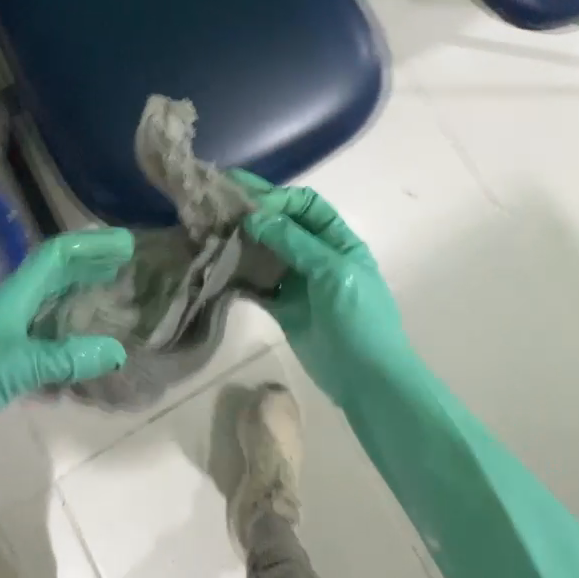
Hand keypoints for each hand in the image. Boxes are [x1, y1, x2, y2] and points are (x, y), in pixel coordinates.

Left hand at [0, 228, 132, 464]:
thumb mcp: (12, 367)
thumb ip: (62, 358)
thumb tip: (117, 350)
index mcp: (12, 298)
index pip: (55, 257)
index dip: (90, 246)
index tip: (126, 244)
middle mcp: (13, 310)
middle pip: (56, 276)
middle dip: (90, 265)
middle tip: (127, 265)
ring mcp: (10, 337)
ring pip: (53, 306)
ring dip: (82, 298)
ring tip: (114, 298)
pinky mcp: (9, 365)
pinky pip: (49, 341)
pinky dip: (72, 339)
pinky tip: (89, 351)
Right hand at [233, 172, 410, 402]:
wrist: (368, 380)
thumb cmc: (359, 319)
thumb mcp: (332, 271)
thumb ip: (294, 242)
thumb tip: (254, 216)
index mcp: (337, 241)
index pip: (304, 205)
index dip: (277, 199)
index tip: (247, 202)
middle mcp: (315, 255)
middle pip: (280, 225)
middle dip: (252, 216)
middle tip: (216, 207)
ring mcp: (298, 282)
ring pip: (265, 253)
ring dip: (241, 243)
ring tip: (210, 235)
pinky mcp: (283, 307)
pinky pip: (256, 284)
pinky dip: (238, 277)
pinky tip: (217, 270)